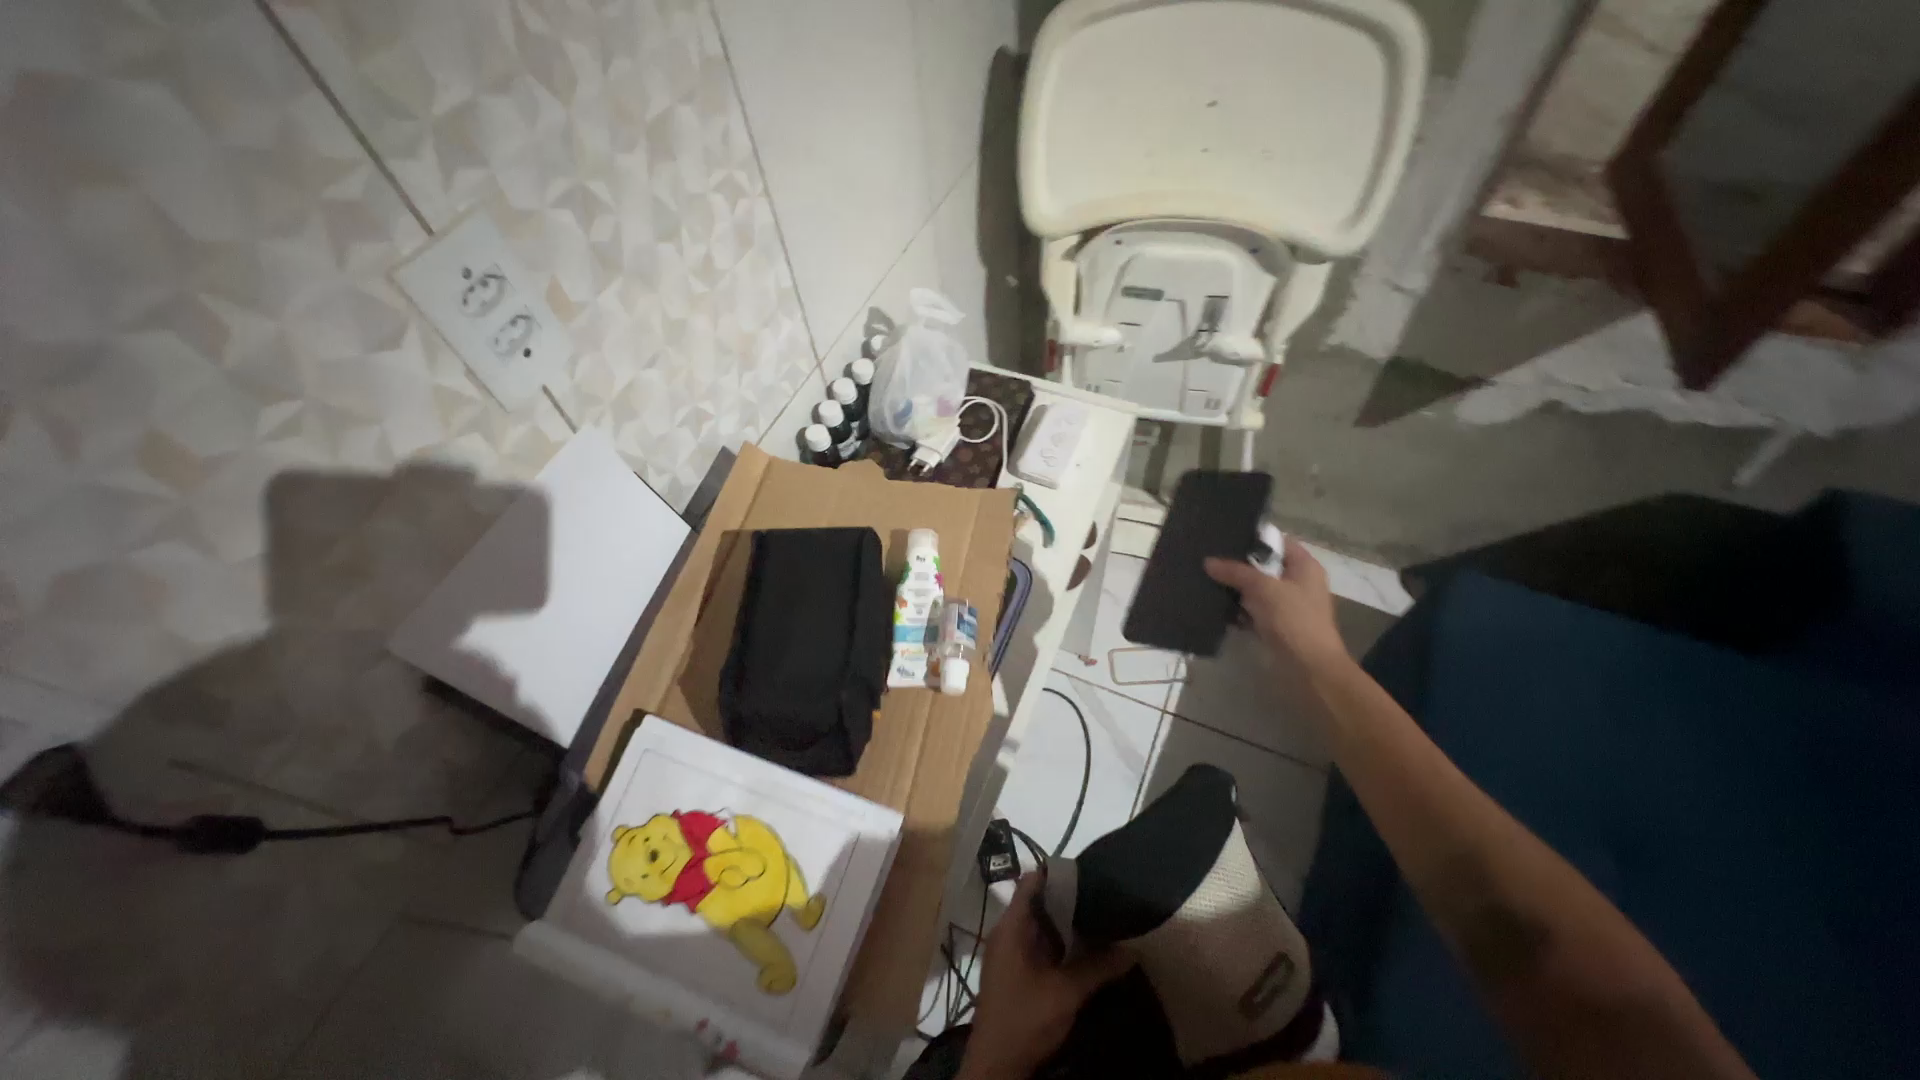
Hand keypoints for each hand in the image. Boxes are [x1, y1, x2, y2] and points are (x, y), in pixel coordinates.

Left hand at [958, 874, 1133, 1079]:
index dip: (1056, 872)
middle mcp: (1007, 934)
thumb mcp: (1066, 992)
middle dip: (1068, 898)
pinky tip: (1085, 947)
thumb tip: (1132, 950)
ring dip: (1065, 922)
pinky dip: (1059, 942)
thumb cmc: (1026, 1019)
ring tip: (1100, 916)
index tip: (1087, 870)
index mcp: (1011, 927)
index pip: (1031, 883)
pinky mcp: (1016, 972)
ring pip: (1039, 926)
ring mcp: (1009, 954)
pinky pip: (1038, 945)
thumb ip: (1098, 968)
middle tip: (1103, 893)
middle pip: (1037, 902)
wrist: (996, 1065)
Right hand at [1205, 538, 1348, 677]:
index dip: (1253, 539)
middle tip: (1208, 558)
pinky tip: (1215, 607)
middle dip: (1238, 565)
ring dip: (1235, 589)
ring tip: (1206, 580)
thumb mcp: (1263, 589)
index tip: (1224, 537)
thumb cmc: (1293, 619)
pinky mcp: (1276, 626)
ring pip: (1256, 590)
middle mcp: (1298, 582)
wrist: (1308, 667)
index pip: (1277, 541)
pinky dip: (1238, 610)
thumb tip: (1208, 561)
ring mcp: (1287, 606)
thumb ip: (1235, 572)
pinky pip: (1253, 611)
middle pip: (1264, 566)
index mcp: (1304, 566)